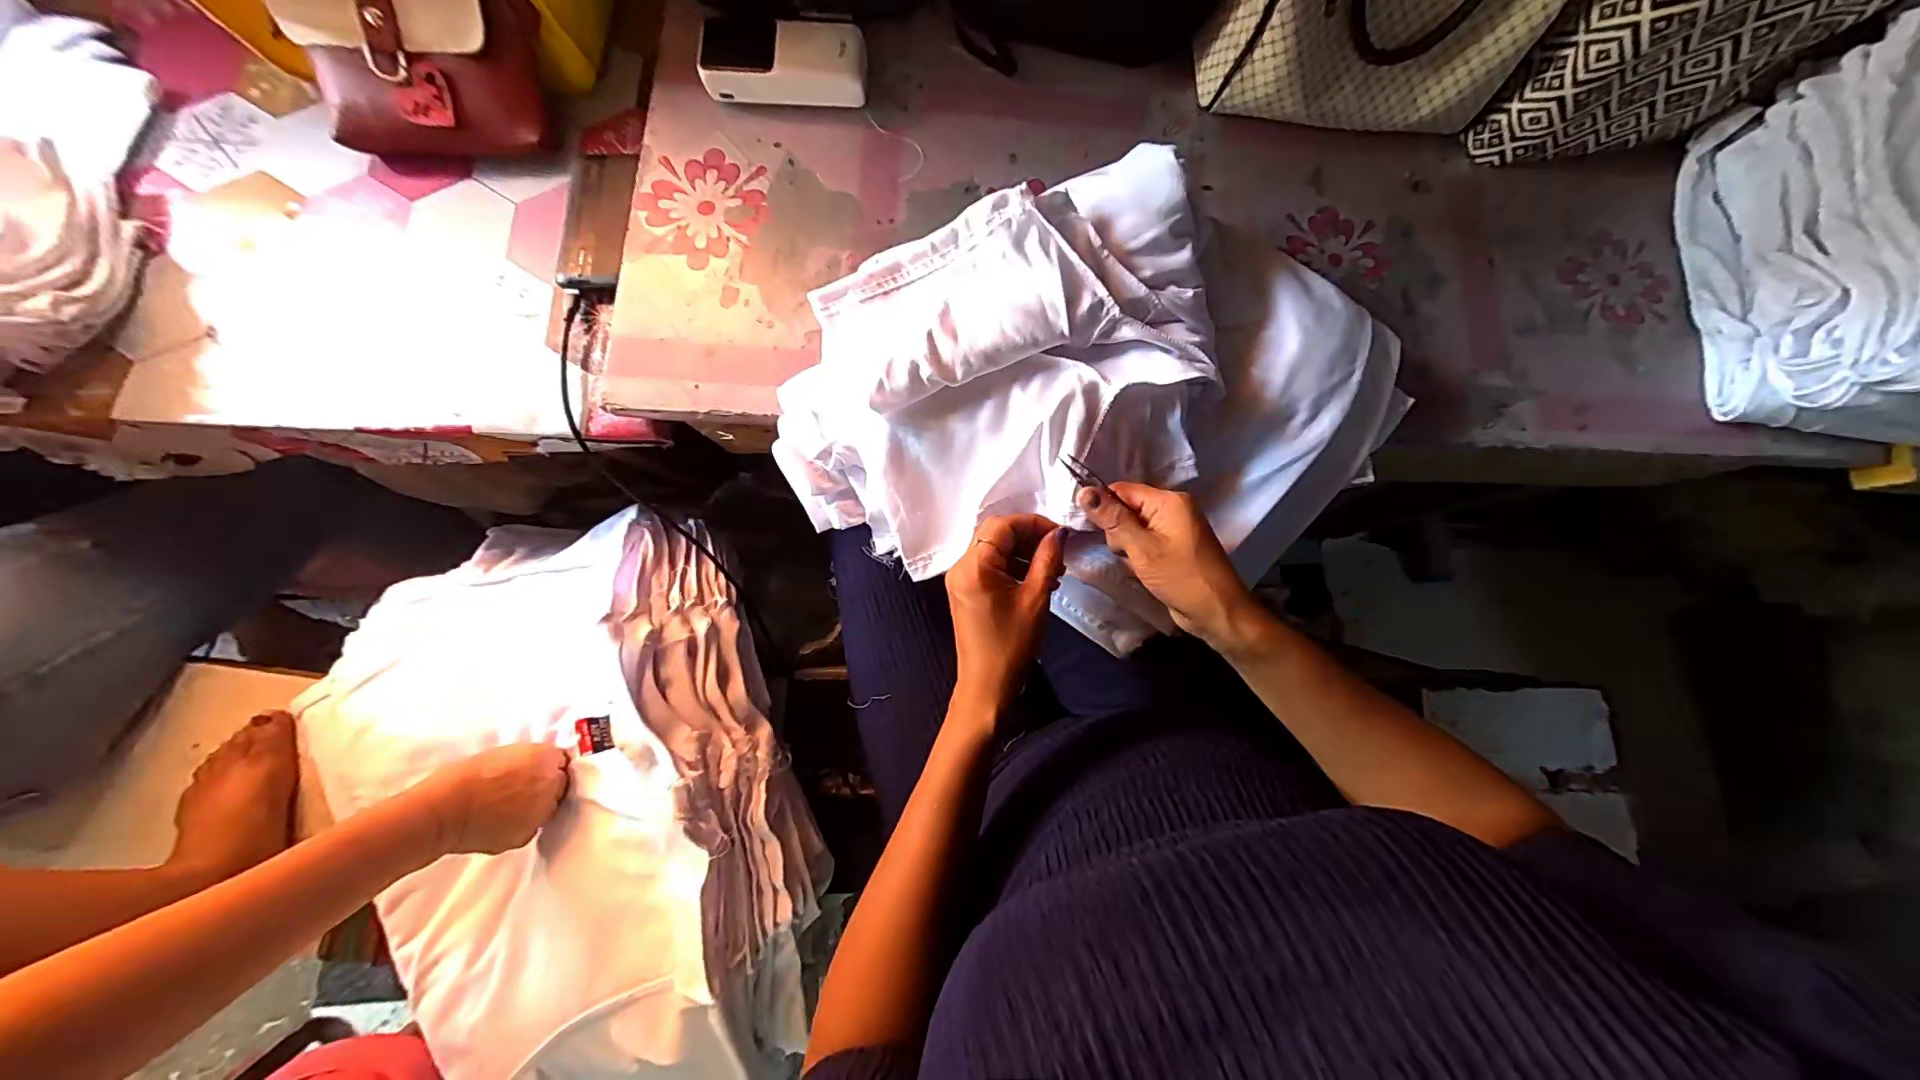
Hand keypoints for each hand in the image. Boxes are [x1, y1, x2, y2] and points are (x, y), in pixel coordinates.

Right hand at [408, 743, 570, 855]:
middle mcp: (551, 784)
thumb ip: (528, 758)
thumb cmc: (464, 776)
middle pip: (559, 784)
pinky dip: (520, 824)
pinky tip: (500, 821)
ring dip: (536, 806)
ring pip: (548, 807)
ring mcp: (541, 812)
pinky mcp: (527, 835)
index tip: (535, 770)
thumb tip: (534, 767)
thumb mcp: (503, 753)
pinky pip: (530, 827)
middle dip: (546, 785)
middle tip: (521, 788)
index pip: (560, 761)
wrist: (442, 811)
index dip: (546, 766)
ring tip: (508, 806)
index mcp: (545, 759)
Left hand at [945, 514, 1067, 713]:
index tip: (1061, 535)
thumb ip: (1047, 559)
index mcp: (974, 566)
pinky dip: (1013, 565)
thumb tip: (1059, 533)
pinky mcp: (966, 590)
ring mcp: (961, 579)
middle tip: (1058, 551)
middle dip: (1029, 536)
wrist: (986, 686)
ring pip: (994, 548)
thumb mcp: (1035, 598)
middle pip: (995, 533)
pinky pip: (990, 565)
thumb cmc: (1011, 644)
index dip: (1034, 523)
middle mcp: (961, 566)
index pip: (1002, 525)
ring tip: (1053, 569)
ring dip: (1023, 551)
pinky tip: (1037, 579)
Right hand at [1075, 483, 1264, 648]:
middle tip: (1126, 553)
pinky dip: (1137, 556)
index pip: (1122, 490)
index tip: (1085, 525)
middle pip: (1127, 508)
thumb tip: (1084, 491)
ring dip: (1126, 547)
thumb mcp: (1141, 548)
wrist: (1216, 612)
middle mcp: (1173, 509)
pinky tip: (1140, 571)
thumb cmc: (1181, 577)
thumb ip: (1112, 519)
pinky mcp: (1172, 548)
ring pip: (1132, 529)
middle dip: (1117, 531)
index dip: (1102, 505)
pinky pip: (1144, 543)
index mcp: (1169, 501)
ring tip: (1136, 565)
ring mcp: (1174, 530)